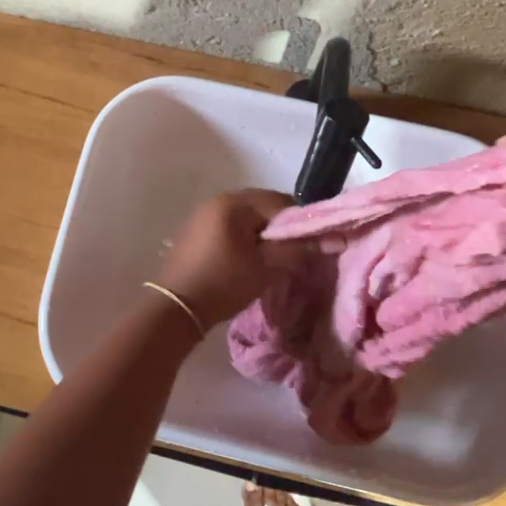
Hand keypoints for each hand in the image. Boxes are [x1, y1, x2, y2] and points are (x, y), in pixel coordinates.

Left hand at [154, 189, 297, 329]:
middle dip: (279, 226)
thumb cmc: (224, 283)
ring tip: (270, 257)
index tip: (308, 245)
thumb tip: (328, 240)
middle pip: (262, 205)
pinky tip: (247, 257)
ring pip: (246, 215)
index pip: (280, 201)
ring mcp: (204, 213)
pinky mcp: (196, 229)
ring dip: (261, 232)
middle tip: (290, 253)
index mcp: (234, 202)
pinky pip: (229, 224)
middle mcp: (218, 199)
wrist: (177, 306)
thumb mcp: (265, 267)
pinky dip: (243, 235)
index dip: (299, 222)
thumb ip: (297, 249)